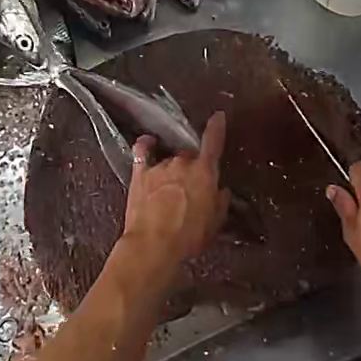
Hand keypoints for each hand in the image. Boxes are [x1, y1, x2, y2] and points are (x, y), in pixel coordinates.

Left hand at [119, 112, 230, 269]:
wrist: (153, 244)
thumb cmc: (188, 237)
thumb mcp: (214, 224)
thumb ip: (220, 203)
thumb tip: (220, 191)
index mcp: (205, 173)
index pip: (213, 142)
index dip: (217, 127)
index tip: (218, 116)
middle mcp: (182, 163)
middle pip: (190, 156)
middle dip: (192, 168)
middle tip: (191, 189)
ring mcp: (159, 167)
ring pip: (169, 159)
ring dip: (172, 169)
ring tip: (170, 189)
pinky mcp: (139, 174)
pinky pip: (142, 151)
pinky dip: (145, 145)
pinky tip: (147, 143)